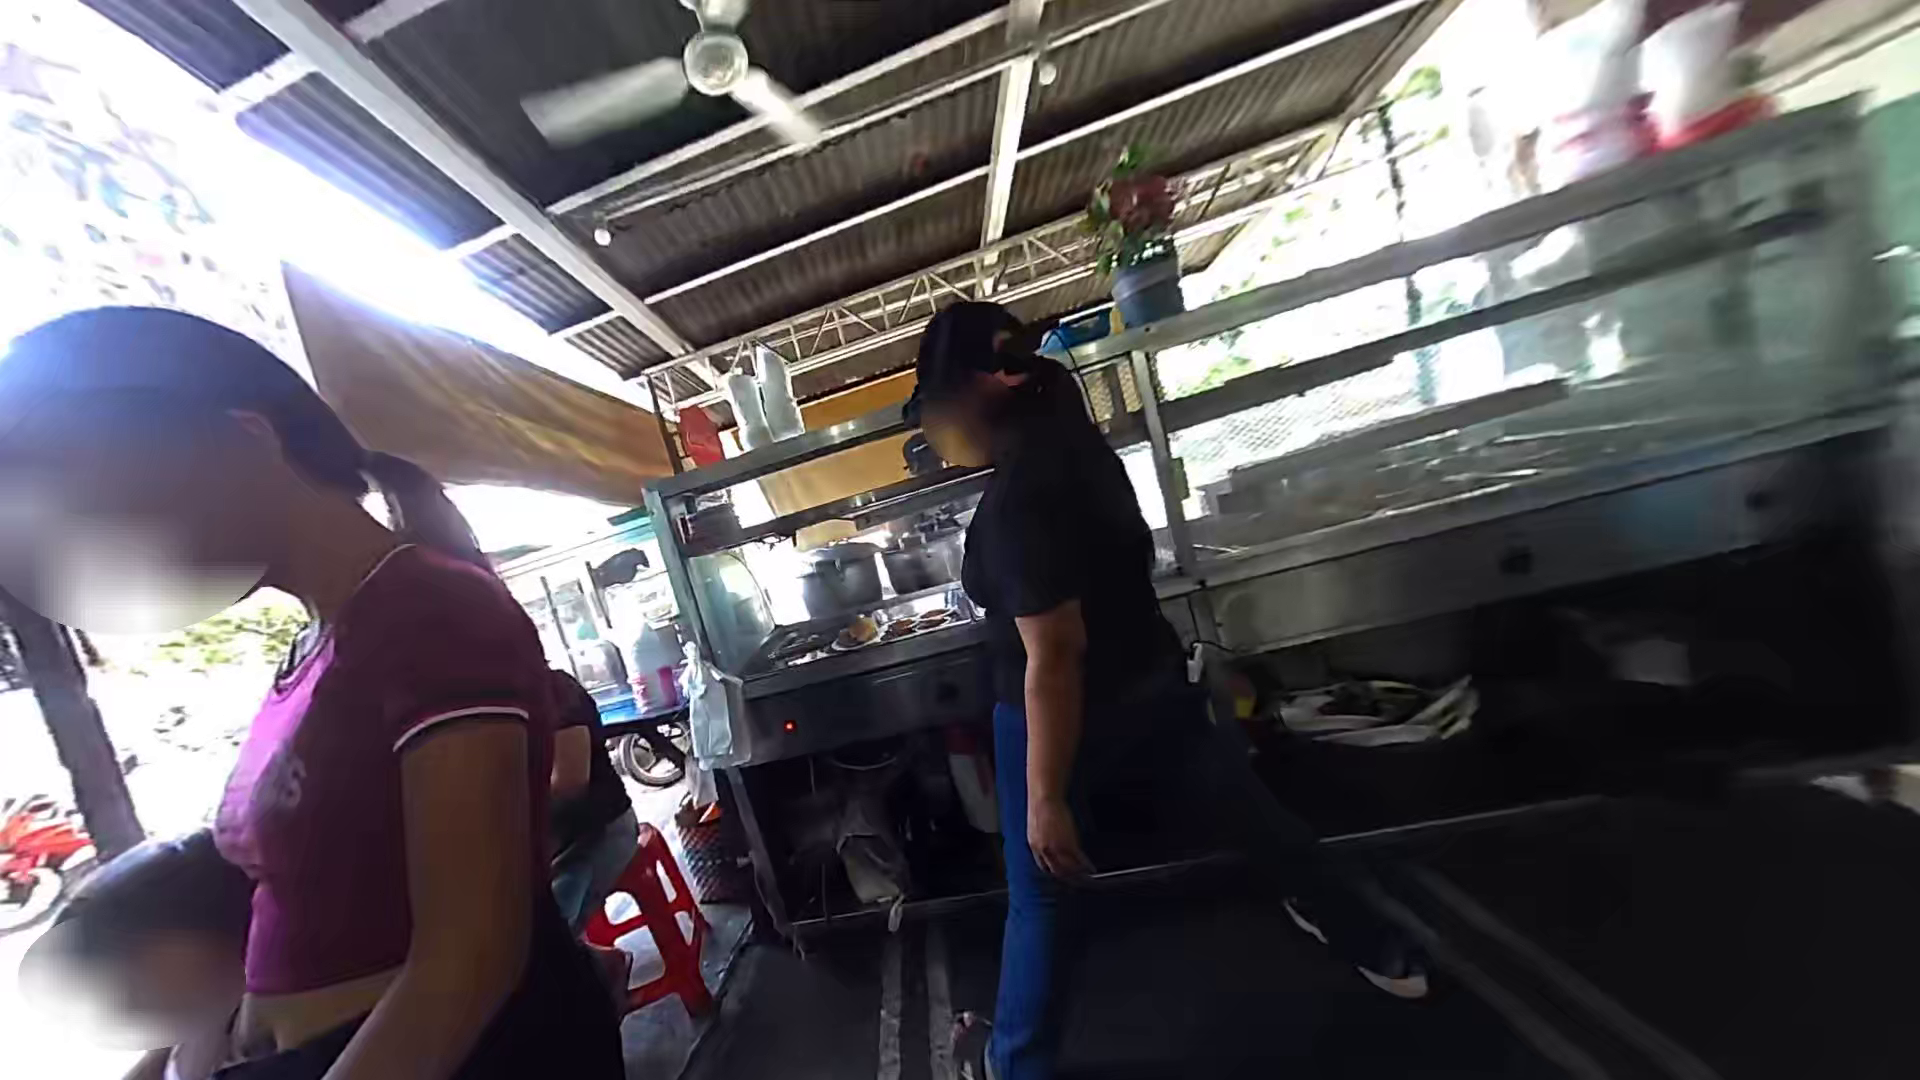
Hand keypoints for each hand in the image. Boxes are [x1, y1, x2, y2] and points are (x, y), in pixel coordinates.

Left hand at [1027, 795, 1091, 878]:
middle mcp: (1044, 851)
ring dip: (1077, 873)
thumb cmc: (1041, 805)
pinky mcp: (1068, 844)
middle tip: (1075, 880)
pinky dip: (1085, 864)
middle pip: (1056, 870)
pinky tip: (1090, 867)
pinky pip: (1078, 859)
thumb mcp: (1037, 825)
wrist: (1044, 797)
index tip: (1060, 873)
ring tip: (1084, 876)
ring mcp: (1056, 848)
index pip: (1043, 866)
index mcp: (1034, 845)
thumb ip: (1042, 838)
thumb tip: (1050, 844)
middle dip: (1066, 877)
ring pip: (1068, 867)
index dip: (1053, 870)